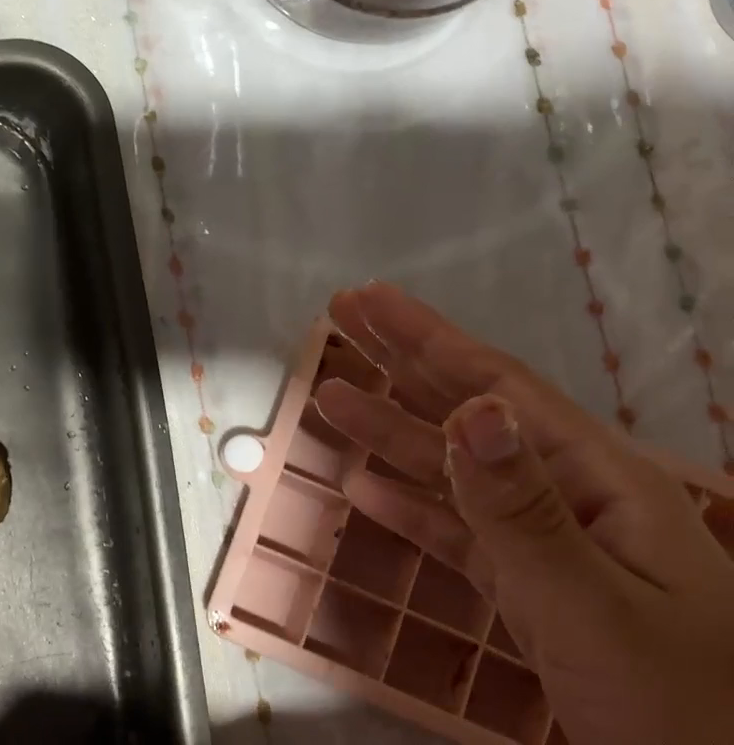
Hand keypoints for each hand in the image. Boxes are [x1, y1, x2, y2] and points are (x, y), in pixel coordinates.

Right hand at [314, 283, 733, 744]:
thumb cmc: (668, 699)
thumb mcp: (587, 600)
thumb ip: (520, 506)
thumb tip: (472, 409)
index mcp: (603, 487)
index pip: (499, 390)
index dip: (428, 338)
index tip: (366, 299)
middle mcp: (577, 503)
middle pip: (473, 413)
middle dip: (404, 362)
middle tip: (341, 317)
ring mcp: (555, 547)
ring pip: (456, 470)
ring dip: (391, 431)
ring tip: (330, 398)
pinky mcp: (534, 590)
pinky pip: (458, 530)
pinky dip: (410, 506)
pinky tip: (366, 490)